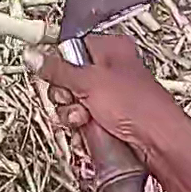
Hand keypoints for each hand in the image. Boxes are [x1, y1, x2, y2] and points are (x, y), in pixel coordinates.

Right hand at [28, 36, 190, 191]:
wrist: (158, 143)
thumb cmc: (137, 106)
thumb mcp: (89, 82)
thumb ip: (57, 70)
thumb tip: (32, 56)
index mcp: (110, 49)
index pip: (70, 48)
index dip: (60, 65)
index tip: (56, 76)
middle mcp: (109, 70)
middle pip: (67, 77)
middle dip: (65, 94)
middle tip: (75, 100)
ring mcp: (108, 95)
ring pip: (71, 101)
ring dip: (71, 113)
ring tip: (85, 118)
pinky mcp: (107, 117)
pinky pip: (80, 118)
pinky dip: (79, 126)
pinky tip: (88, 130)